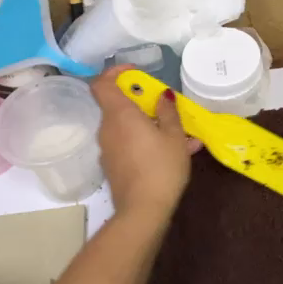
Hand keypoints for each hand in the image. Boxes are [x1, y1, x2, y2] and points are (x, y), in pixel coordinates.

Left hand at [89, 65, 199, 220]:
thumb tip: (163, 95)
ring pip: (126, 126)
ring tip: (180, 135)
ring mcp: (107, 149)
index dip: (115, 72)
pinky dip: (146, 141)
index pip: (102, 83)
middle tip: (165, 106)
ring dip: (148, 124)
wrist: (142, 211)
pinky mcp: (113, 166)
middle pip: (117, 105)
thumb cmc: (160, 167)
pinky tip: (173, 153)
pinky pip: (128, 144)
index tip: (135, 72)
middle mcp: (107, 129)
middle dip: (141, 102)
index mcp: (119, 115)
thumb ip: (168, 112)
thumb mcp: (174, 137)